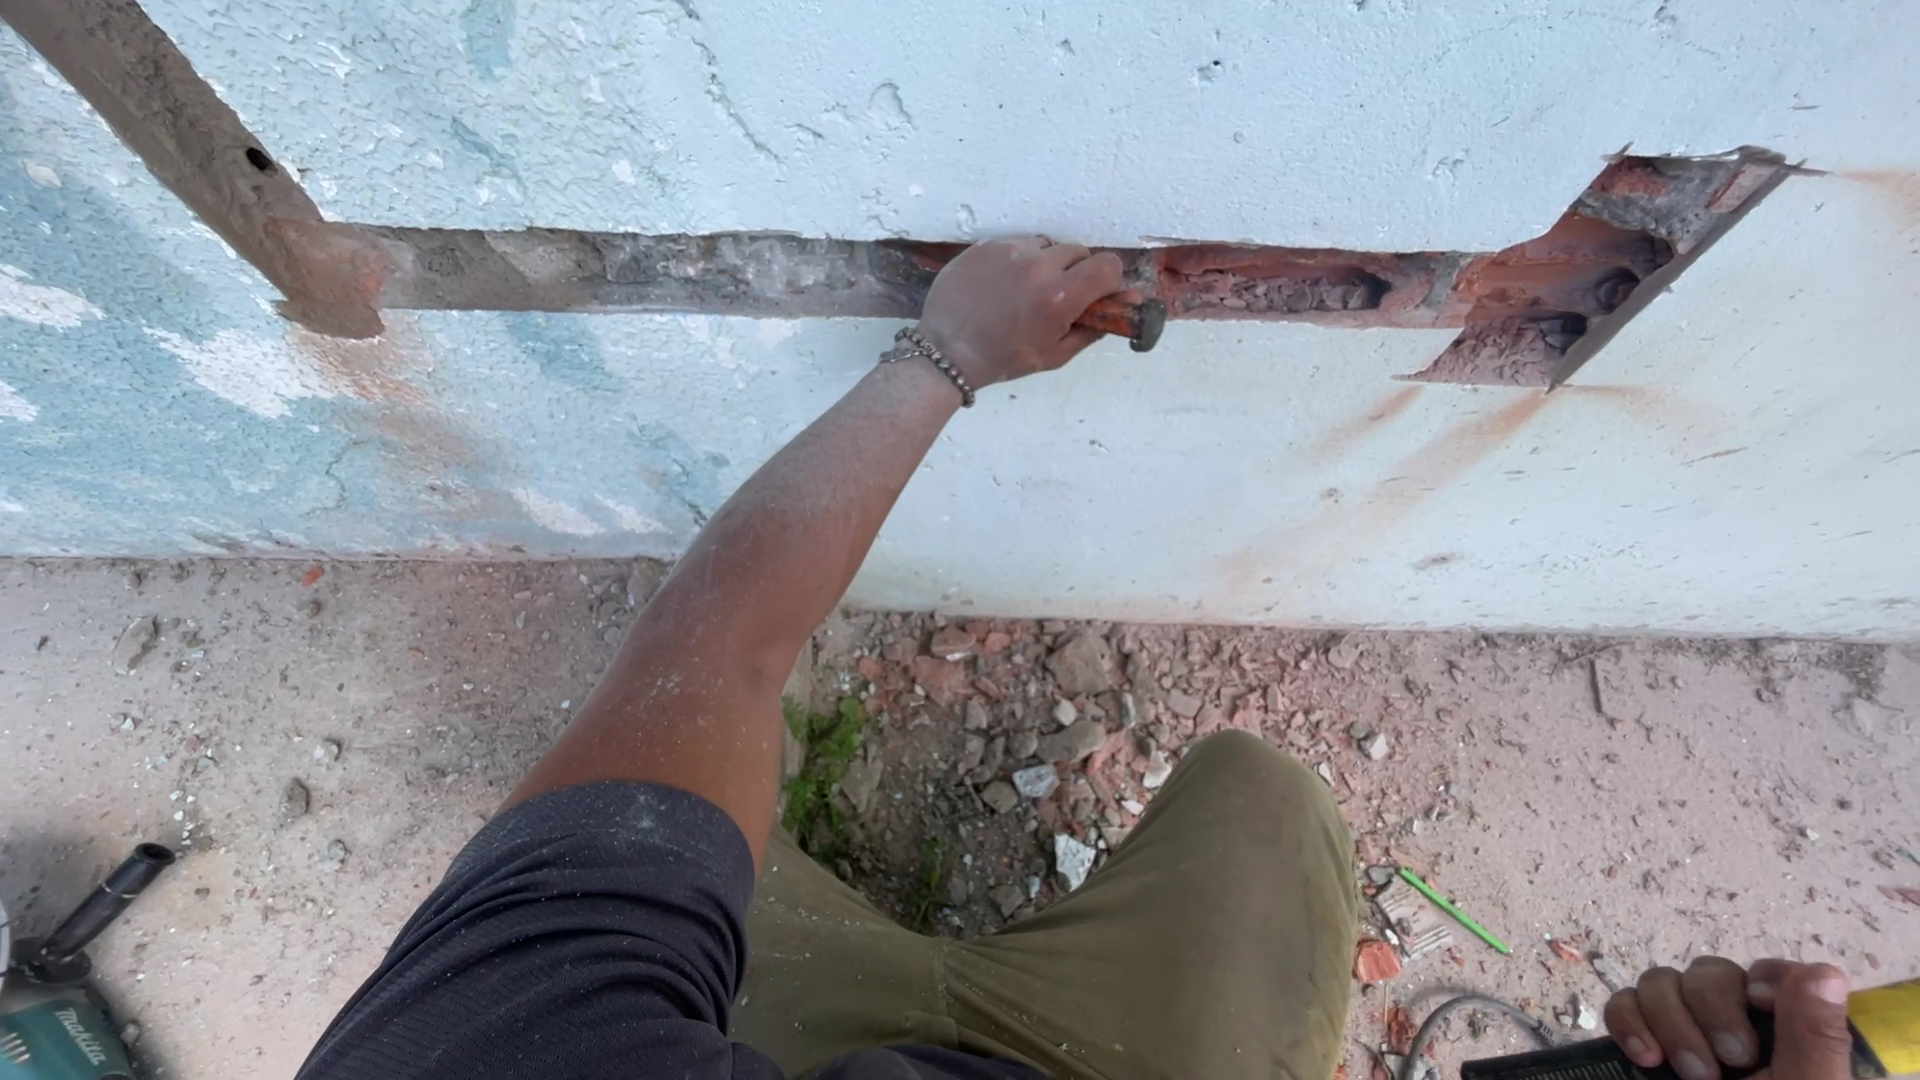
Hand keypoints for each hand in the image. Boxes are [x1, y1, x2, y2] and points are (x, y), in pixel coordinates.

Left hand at [918, 237, 1128, 388]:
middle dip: (1076, 272)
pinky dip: (1018, 260)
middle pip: (1079, 252)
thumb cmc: (1003, 360)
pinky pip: (1017, 244)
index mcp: (1059, 296)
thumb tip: (1124, 304)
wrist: (948, 352)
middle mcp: (1037, 266)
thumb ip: (1093, 328)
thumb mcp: (1055, 355)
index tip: (1098, 292)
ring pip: (1047, 245)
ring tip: (1026, 290)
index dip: (1108, 279)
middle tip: (1057, 296)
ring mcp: (1009, 251)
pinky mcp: (986, 245)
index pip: (1108, 265)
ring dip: (1046, 263)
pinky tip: (1003, 284)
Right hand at [1604, 958, 1852, 1079]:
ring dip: (1668, 1021)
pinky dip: (1627, 1021)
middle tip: (1730, 1060)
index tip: (1759, 1003)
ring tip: (1685, 1072)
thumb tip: (1827, 968)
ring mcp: (1687, 1028)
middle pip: (1710, 970)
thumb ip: (1813, 1034)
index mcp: (1793, 1036)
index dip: (1763, 976)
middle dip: (1708, 1008)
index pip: (1776, 972)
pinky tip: (1644, 1056)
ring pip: (1660, 980)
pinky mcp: (1645, 1034)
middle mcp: (1740, 1024)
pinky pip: (1622, 1000)